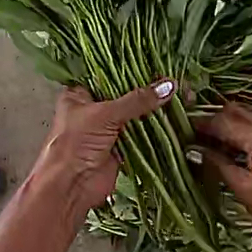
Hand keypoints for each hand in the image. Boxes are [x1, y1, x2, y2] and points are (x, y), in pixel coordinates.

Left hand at [32, 81, 173, 214]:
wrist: (71, 186)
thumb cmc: (75, 144)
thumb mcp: (105, 114)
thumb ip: (137, 100)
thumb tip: (168, 86)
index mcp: (80, 95)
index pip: (109, 75)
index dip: (132, 70)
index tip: (157, 65)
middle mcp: (94, 110)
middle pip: (125, 96)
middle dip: (148, 91)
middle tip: (173, 80)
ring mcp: (109, 129)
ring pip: (136, 115)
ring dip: (154, 110)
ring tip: (180, 96)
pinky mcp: (121, 147)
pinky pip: (143, 134)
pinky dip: (156, 129)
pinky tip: (174, 117)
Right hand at [194, 102, 251, 251]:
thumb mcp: (244, 189)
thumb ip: (217, 165)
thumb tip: (192, 150)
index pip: (222, 121)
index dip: (199, 125)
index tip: (178, 131)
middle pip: (234, 112)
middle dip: (211, 121)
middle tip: (190, 137)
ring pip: (246, 118)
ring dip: (226, 126)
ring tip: (205, 144)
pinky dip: (240, 133)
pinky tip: (228, 150)